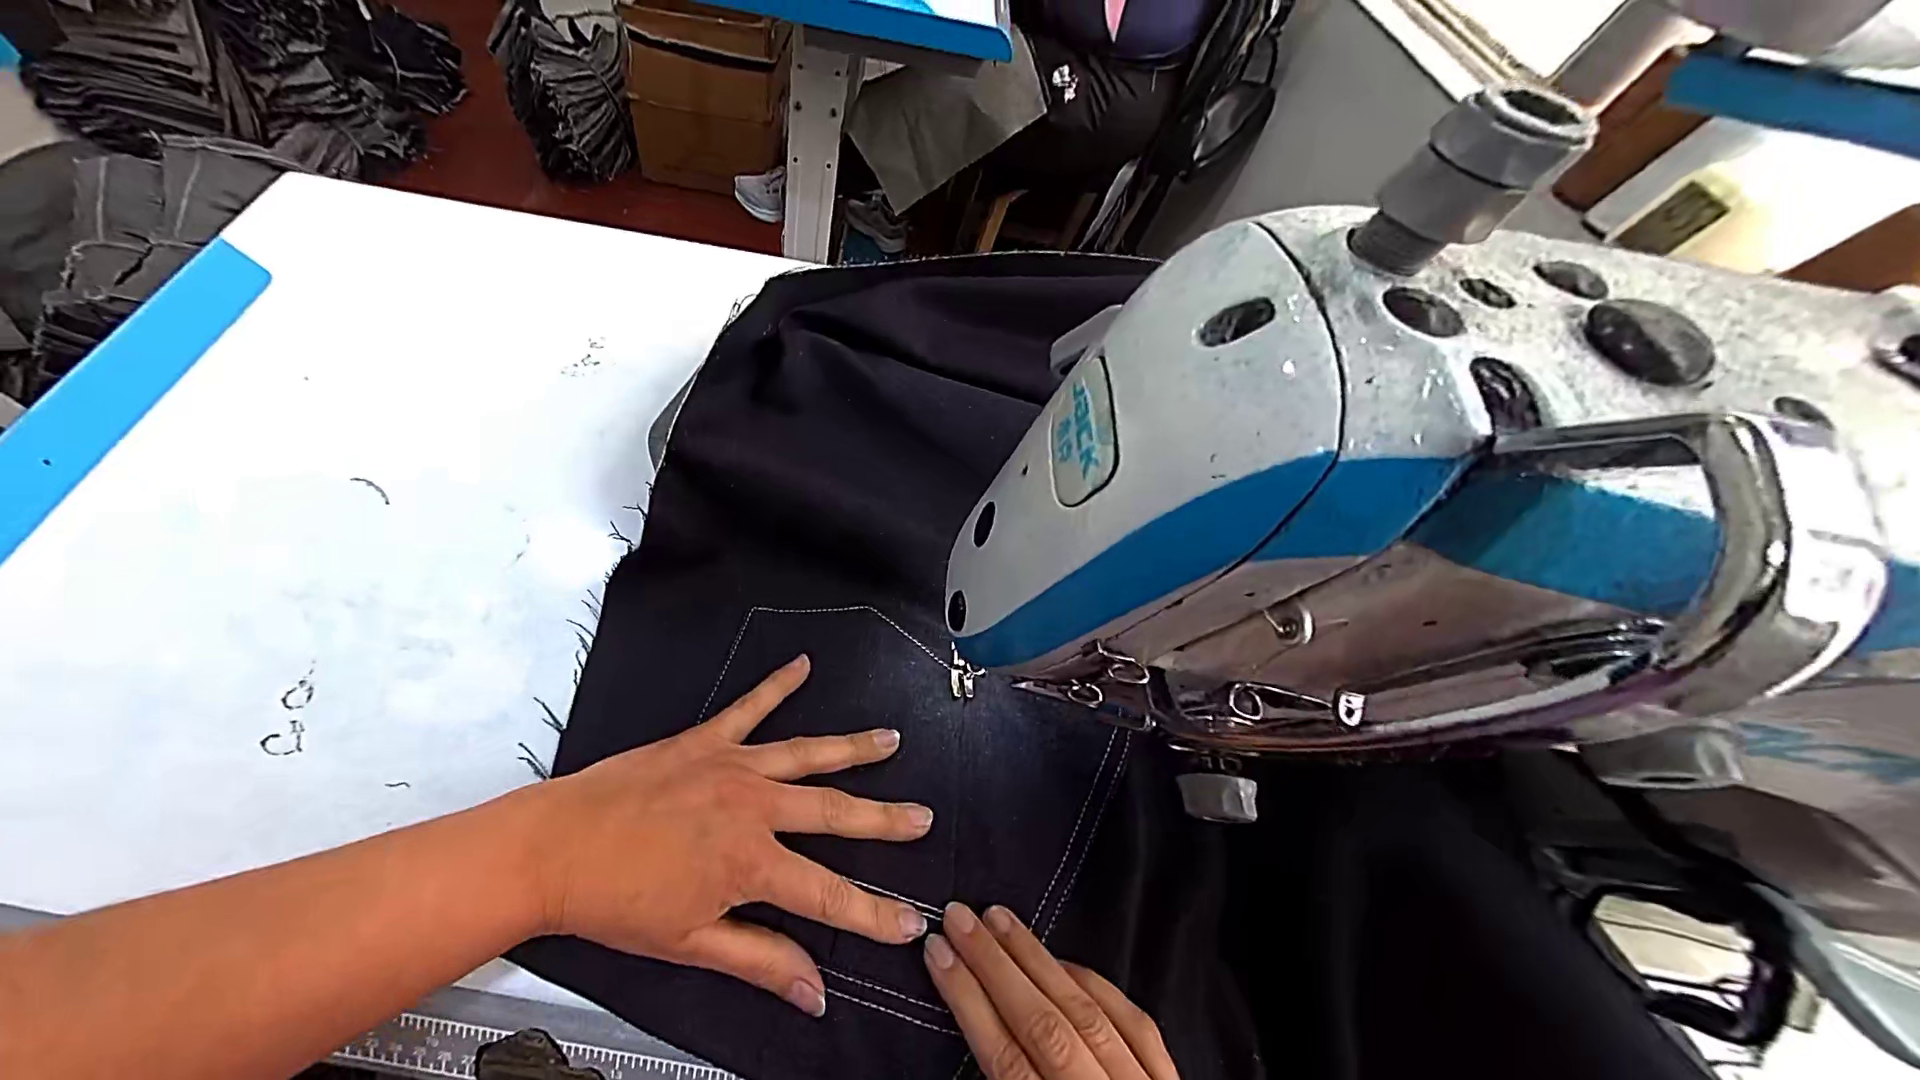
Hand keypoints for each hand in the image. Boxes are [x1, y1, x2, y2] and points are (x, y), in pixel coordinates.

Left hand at [518, 655, 932, 1016]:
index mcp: (750, 863)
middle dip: (885, 820)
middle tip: (922, 817)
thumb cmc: (615, 902)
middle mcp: (754, 808)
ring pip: (808, 754)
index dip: (874, 914)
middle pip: (834, 813)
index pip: (828, 895)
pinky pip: (751, 707)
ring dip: (853, 748)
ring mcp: (734, 767)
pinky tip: (802, 665)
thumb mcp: (690, 944)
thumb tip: (814, 993)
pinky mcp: (708, 741)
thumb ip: (760, 962)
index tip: (911, 920)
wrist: (553, 849)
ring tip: (890, 739)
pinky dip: (779, 684)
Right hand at [924, 904, 1178, 1079]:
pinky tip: (1063, 960)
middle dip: (994, 964)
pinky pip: (1134, 1022)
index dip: (968, 1001)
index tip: (938, 954)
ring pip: (1086, 1012)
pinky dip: (1094, 985)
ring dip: (1037, 959)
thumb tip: (973, 1036)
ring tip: (998, 918)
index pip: (1006, 1061)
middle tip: (959, 916)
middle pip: (1044, 1024)